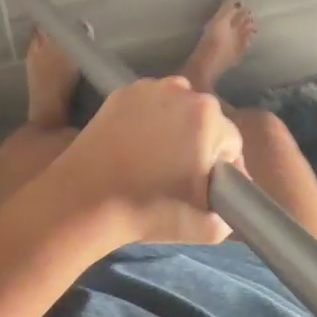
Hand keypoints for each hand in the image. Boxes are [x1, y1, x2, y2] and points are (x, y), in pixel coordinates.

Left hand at [45, 77, 241, 245]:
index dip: (224, 169)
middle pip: (205, 121)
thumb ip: (231, 213)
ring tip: (156, 161)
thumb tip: (227, 204)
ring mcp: (148, 88)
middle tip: (182, 177)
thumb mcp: (208, 228)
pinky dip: (147, 121)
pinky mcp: (119, 93)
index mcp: (209, 117)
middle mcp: (182, 91)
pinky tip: (134, 147)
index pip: (231, 143)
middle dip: (200, 145)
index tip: (209, 189)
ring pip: (176, 109)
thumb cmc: (150, 210)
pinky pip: (147, 106)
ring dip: (175, 129)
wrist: (85, 200)